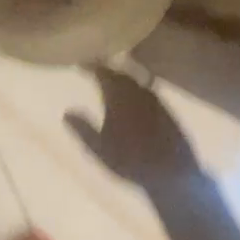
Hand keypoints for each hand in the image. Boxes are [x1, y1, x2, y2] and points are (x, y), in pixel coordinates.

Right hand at [65, 65, 200, 186]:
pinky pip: (148, 92)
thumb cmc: (131, 163)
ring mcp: (155, 101)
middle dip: (107, 71)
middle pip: (121, 75)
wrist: (172, 174)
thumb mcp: (100, 150)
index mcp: (119, 100)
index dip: (92, 68)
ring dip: (122, 78)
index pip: (103, 74)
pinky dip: (136, 89)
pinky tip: (134, 98)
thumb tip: (67, 112)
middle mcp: (138, 94)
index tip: (81, 65)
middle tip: (95, 71)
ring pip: (136, 82)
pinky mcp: (167, 111)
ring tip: (112, 82)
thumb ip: (83, 129)